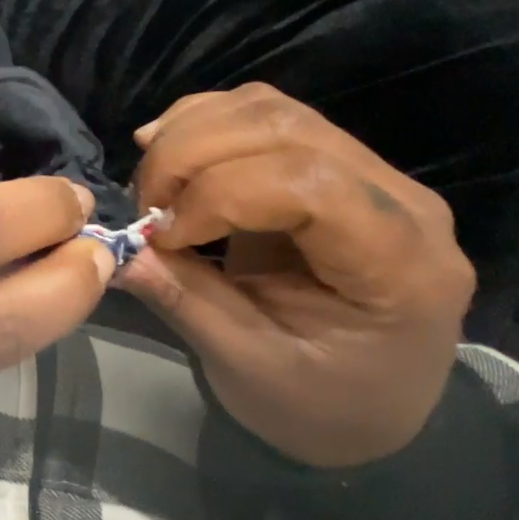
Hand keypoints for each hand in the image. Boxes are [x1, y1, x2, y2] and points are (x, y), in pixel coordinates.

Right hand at [121, 83, 473, 467]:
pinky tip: (164, 149)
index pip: (309, 184)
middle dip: (190, 156)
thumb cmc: (319, 405)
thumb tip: (119, 251)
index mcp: (399, 266)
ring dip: (190, 132)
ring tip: (152, 185)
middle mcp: (399, 201)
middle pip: (282, 129)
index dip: (219, 193)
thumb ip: (187, 302)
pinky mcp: (329, 163)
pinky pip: (260, 113)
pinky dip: (200, 121)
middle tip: (144, 208)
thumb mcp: (248, 369)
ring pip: (267, 109)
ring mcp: (368, 173)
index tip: (164, 237)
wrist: (369, 411)